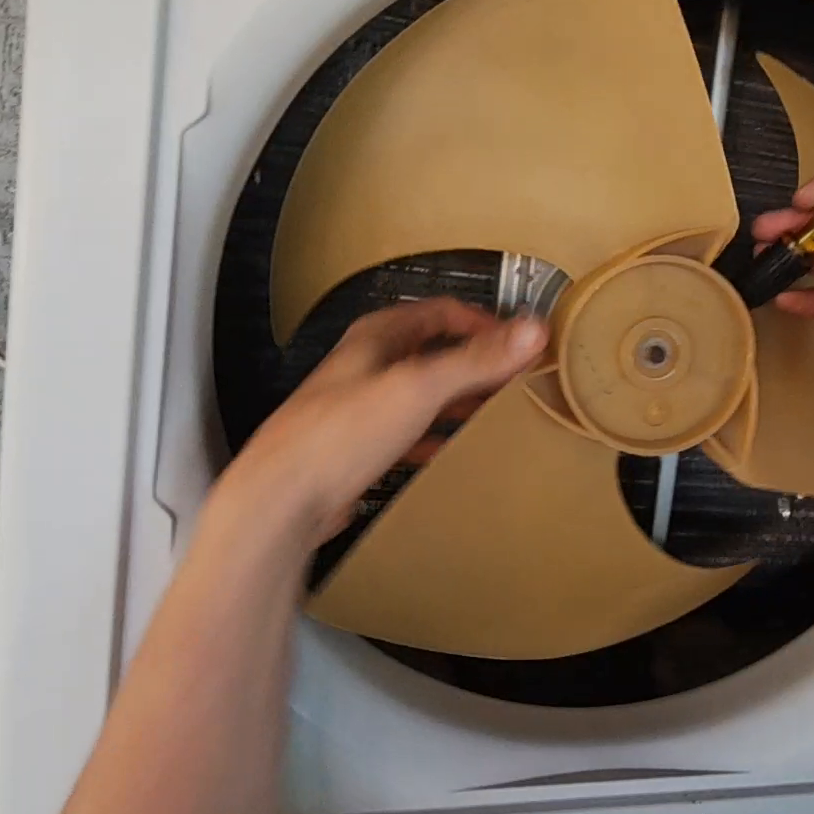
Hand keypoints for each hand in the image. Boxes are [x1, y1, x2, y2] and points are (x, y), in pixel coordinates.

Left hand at [216, 298, 547, 545]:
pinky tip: (449, 449)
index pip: (443, 312)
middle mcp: (368, 364)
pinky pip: (406, 431)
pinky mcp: (355, 446)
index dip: (485, 323)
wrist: (280, 501)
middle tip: (514, 380)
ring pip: (421, 391)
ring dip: (457, 398)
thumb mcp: (418, 388)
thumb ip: (477, 359)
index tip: (519, 345)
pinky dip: (433, 434)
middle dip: (475, 363)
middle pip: (433, 351)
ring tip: (494, 412)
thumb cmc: (341, 435)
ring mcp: (359, 405)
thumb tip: (533, 329)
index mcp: (378, 337)